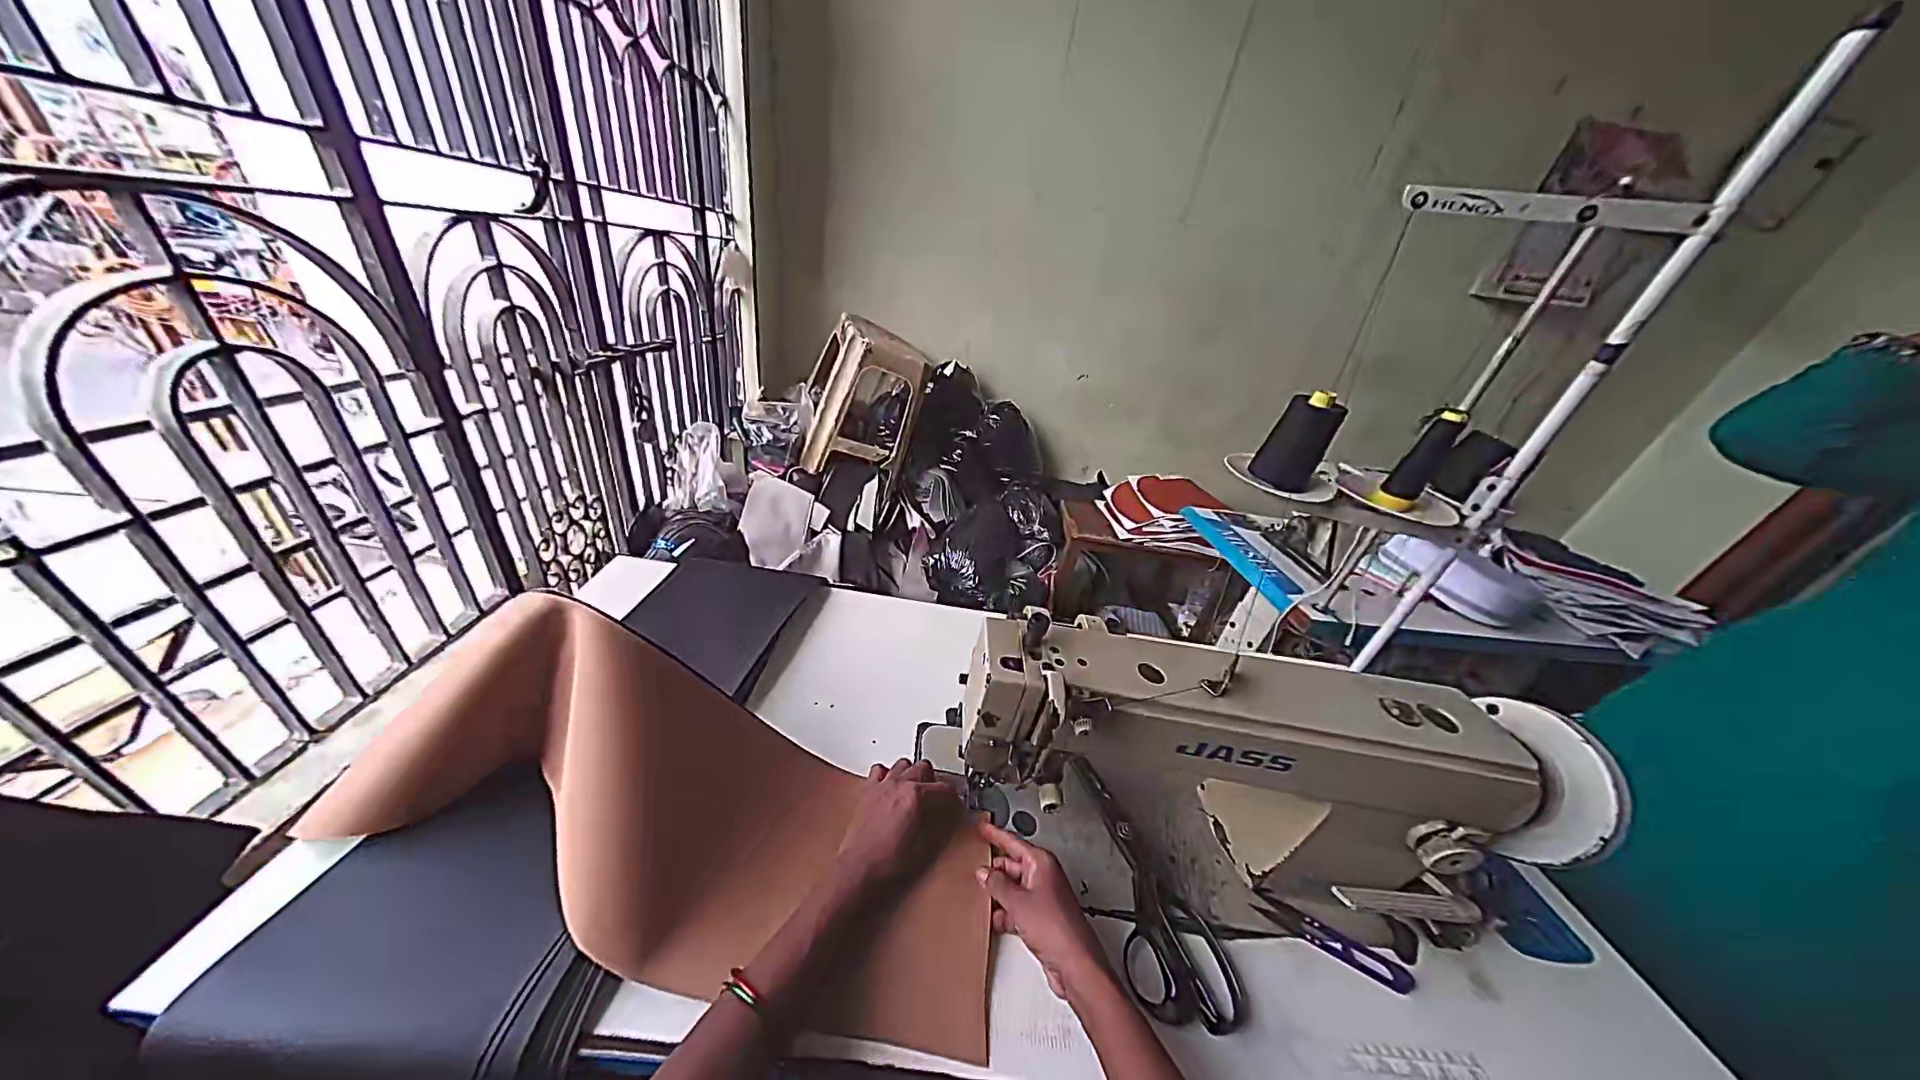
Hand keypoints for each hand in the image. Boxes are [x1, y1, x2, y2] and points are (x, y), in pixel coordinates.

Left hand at [835, 759, 960, 891]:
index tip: (955, 802)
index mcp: (916, 796)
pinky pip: (880, 771)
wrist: (859, 866)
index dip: (953, 797)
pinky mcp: (868, 790)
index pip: (944, 788)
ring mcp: (882, 785)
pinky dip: (888, 774)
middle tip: (936, 795)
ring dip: (912, 773)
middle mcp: (899, 785)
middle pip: (924, 768)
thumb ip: (937, 824)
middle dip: (934, 780)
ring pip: (903, 764)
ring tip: (916, 787)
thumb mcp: (924, 845)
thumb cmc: (887, 859)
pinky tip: (890, 786)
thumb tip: (944, 815)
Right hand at [976, 820, 1110, 999]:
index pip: (1013, 842)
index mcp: (1042, 863)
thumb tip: (985, 873)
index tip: (984, 827)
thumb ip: (997, 885)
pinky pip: (1018, 907)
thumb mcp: (1017, 902)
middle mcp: (1045, 876)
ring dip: (999, 895)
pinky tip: (996, 920)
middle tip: (976, 870)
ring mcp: (1044, 897)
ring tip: (982, 897)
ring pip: (1014, 888)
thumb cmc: (1058, 930)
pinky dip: (1006, 912)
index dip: (996, 833)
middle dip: (994, 871)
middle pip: (1012, 865)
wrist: (1075, 964)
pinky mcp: (1042, 917)